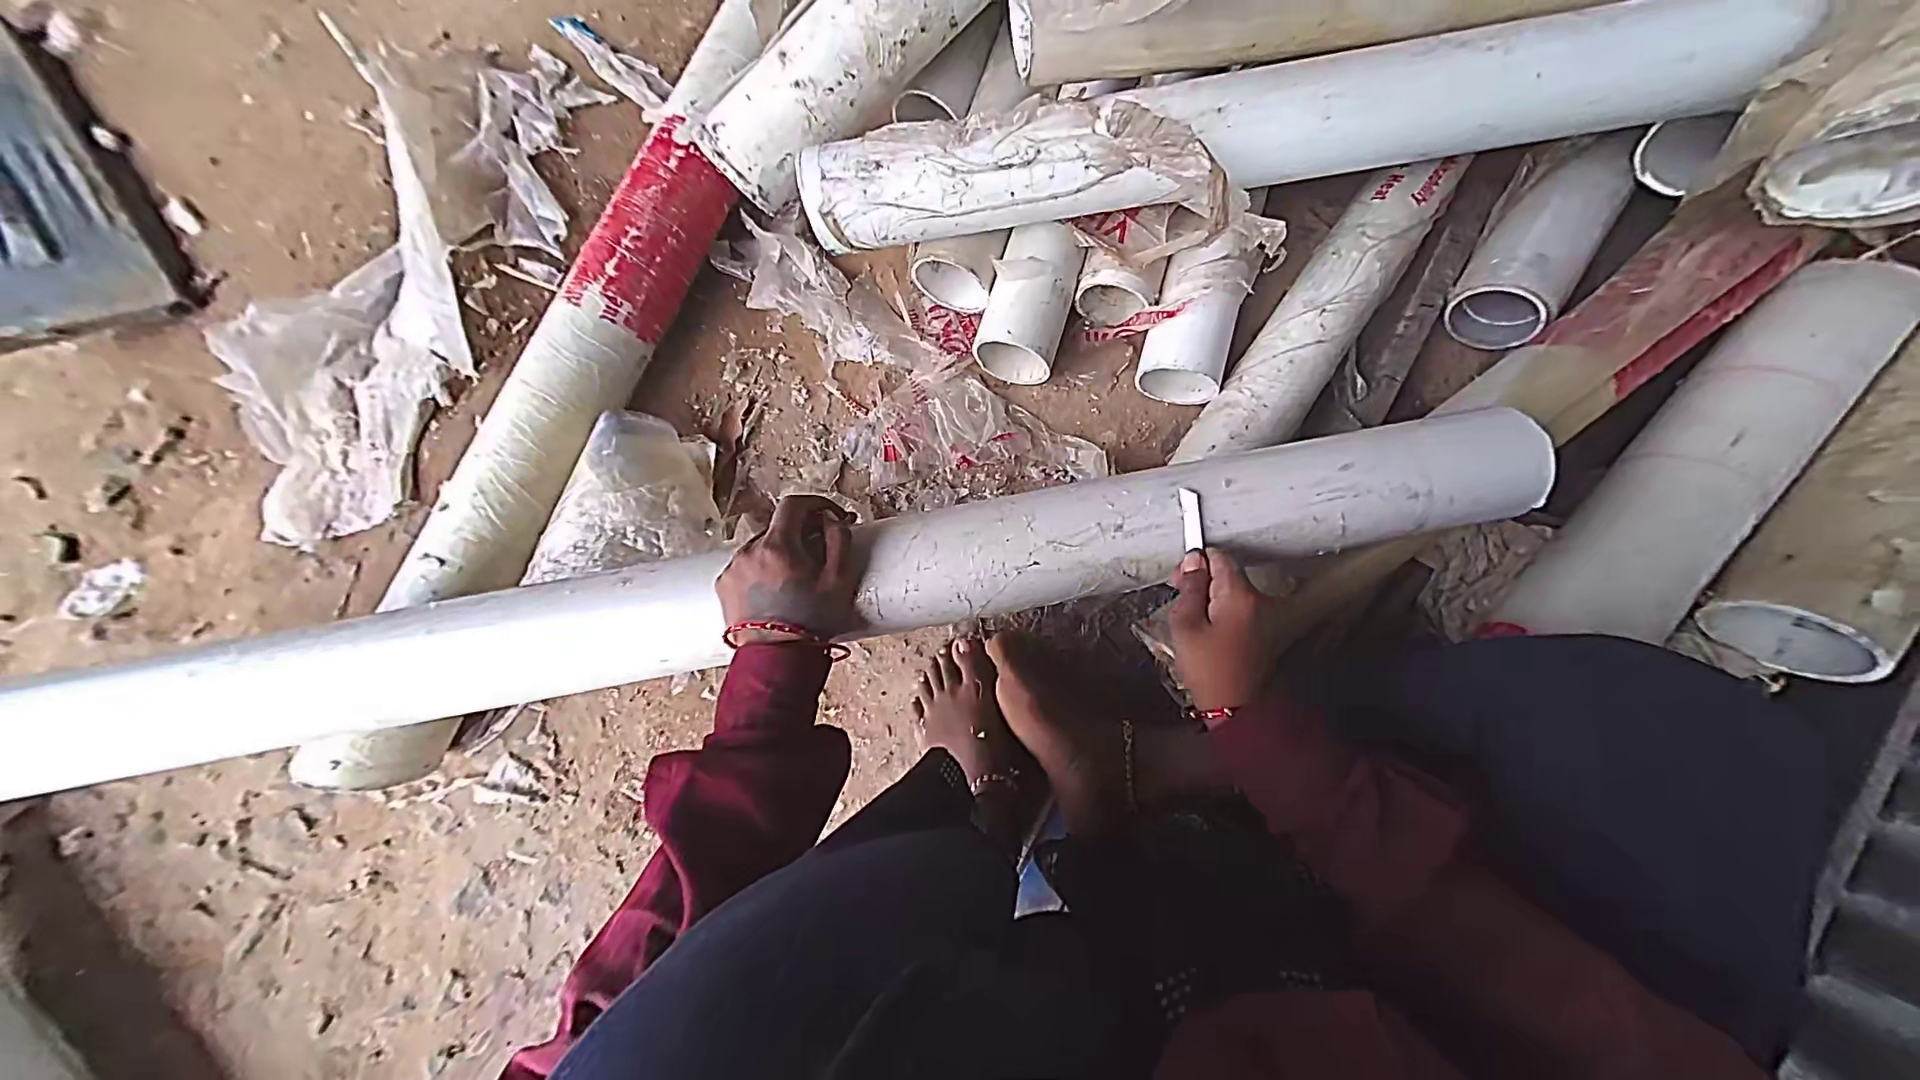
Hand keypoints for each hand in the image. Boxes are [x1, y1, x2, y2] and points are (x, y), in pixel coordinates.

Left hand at [717, 495, 860, 643]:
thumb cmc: (810, 624)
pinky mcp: (724, 584)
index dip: (817, 504)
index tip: (830, 516)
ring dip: (780, 554)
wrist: (776, 660)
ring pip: (763, 547)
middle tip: (819, 556)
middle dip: (800, 535)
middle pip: (779, 527)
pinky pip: (747, 565)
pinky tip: (776, 591)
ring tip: (796, 581)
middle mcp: (750, 551)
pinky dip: (762, 570)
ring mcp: (733, 568)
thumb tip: (832, 520)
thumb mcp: (839, 581)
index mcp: (778, 546)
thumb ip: (839, 540)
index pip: (794, 504)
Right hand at [1169, 548, 1273, 711]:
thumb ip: (1190, 587)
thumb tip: (1193, 562)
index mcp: (1239, 596)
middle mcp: (1258, 601)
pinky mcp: (1262, 631)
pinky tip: (1205, 627)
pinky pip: (1238, 608)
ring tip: (1190, 616)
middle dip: (1201, 578)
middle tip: (1180, 595)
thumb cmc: (1210, 670)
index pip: (1219, 557)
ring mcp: (1263, 617)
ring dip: (1210, 595)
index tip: (1180, 571)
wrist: (1234, 707)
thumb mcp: (1186, 624)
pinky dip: (1220, 610)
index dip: (1196, 560)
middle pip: (1227, 573)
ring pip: (1231, 591)